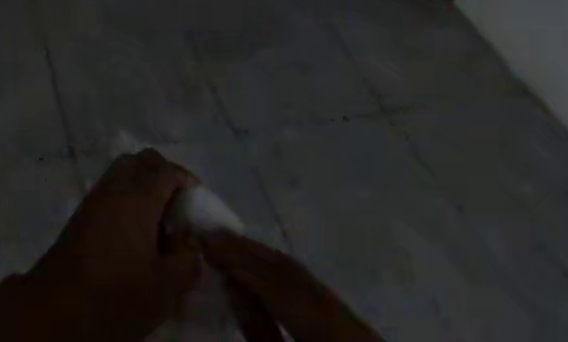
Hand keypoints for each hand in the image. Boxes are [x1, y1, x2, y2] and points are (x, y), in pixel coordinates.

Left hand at [22, 149, 202, 341]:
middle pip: (140, 160)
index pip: (164, 170)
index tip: (199, 199)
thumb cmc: (118, 293)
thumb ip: (186, 260)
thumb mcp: (166, 287)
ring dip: (143, 182)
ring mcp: (95, 197)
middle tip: (180, 203)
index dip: (185, 178)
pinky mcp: (84, 211)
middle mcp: (114, 188)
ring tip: (161, 218)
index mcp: (137, 198)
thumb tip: (189, 241)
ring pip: (122, 170)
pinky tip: (139, 227)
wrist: (62, 302)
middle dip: (163, 172)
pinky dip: (128, 194)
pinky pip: (111, 187)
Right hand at [198, 231, 383, 341]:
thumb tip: (230, 281)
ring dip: (266, 261)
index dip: (242, 260)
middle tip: (210, 235)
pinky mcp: (359, 333)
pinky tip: (261, 270)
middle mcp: (354, 329)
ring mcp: (362, 330)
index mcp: (335, 338)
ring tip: (229, 246)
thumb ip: (257, 331)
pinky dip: (286, 278)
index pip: (285, 289)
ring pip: (309, 282)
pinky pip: (319, 294)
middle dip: (252, 254)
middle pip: (298, 279)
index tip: (204, 238)